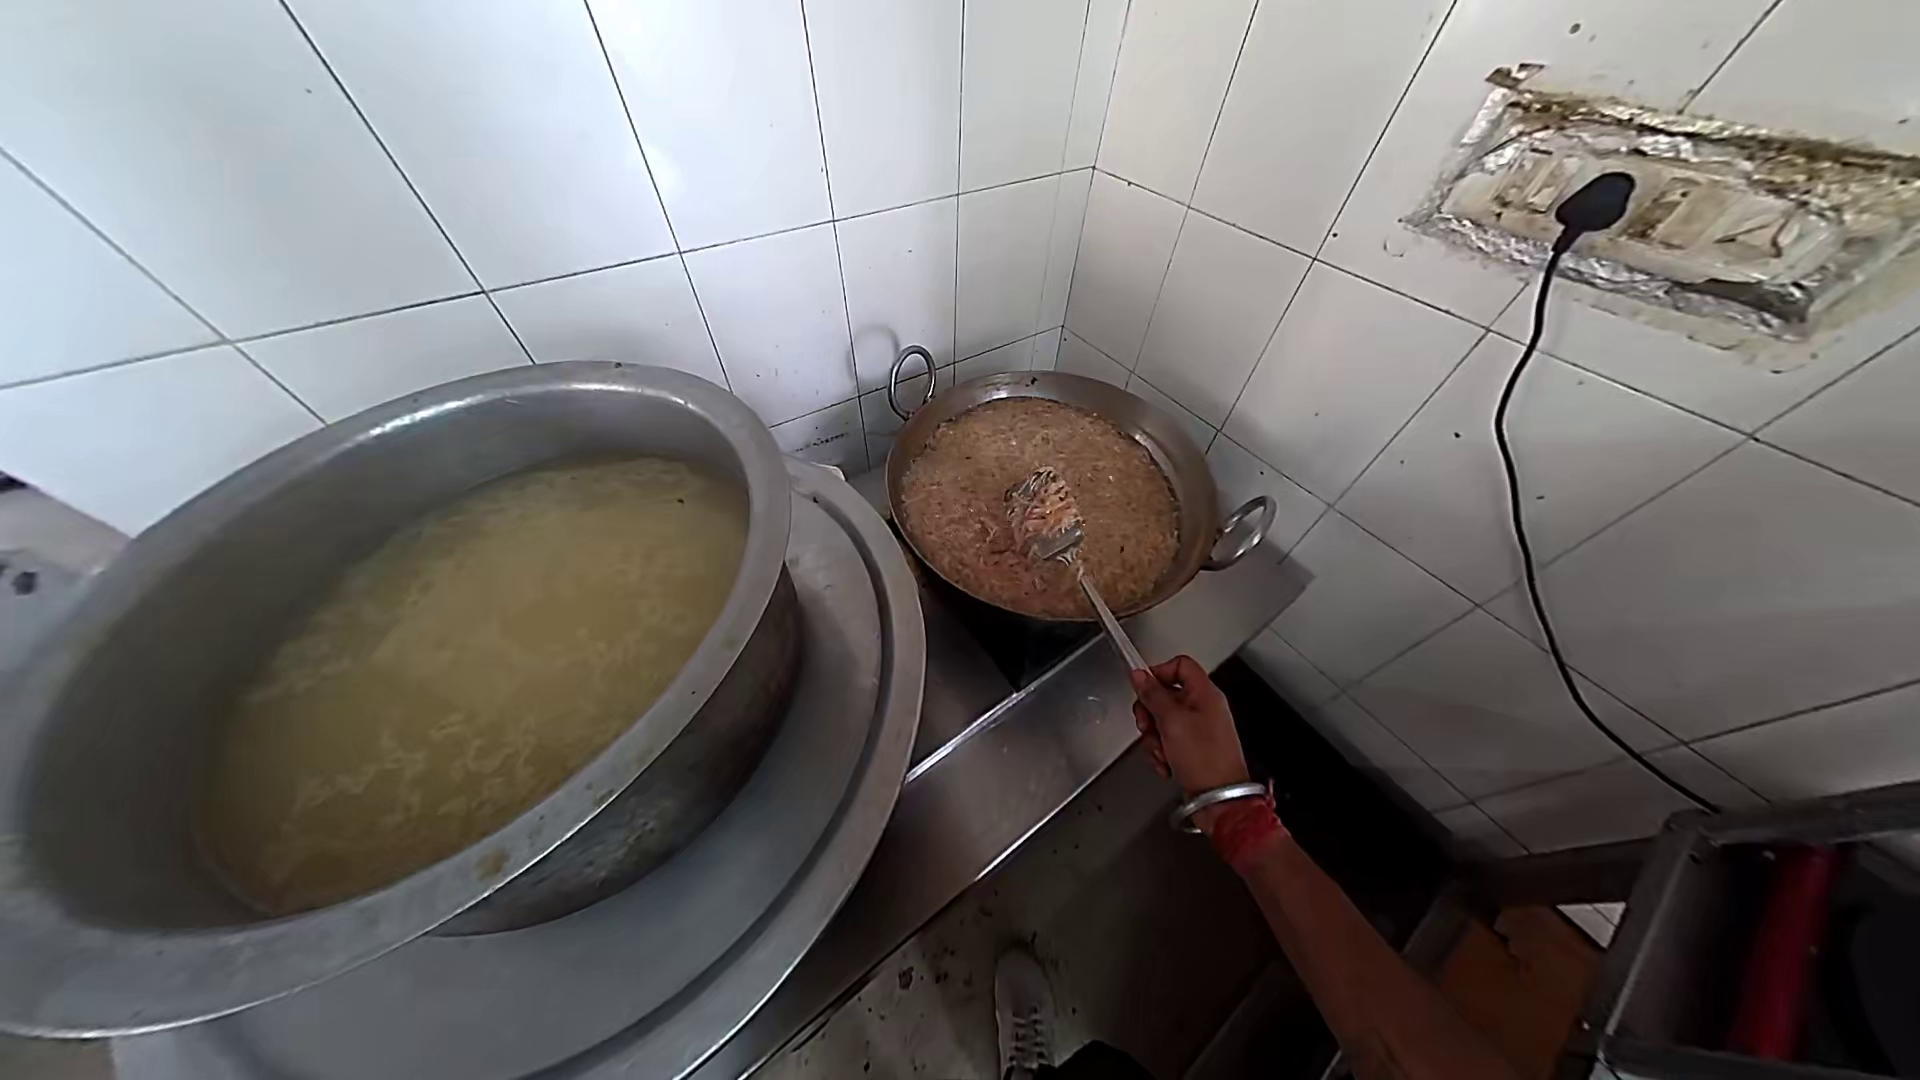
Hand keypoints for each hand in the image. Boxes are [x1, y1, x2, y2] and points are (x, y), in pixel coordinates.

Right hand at [1130, 656, 1249, 797]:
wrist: (1220, 800)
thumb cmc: (1206, 761)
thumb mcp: (1171, 721)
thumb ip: (1152, 695)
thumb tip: (1139, 676)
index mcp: (1205, 694)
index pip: (1180, 665)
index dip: (1159, 673)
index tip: (1144, 688)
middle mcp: (1203, 708)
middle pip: (1165, 694)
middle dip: (1150, 712)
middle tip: (1148, 724)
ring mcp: (1198, 728)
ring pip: (1162, 719)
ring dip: (1154, 737)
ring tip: (1161, 750)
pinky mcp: (1192, 747)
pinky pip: (1166, 739)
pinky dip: (1161, 751)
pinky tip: (1166, 763)